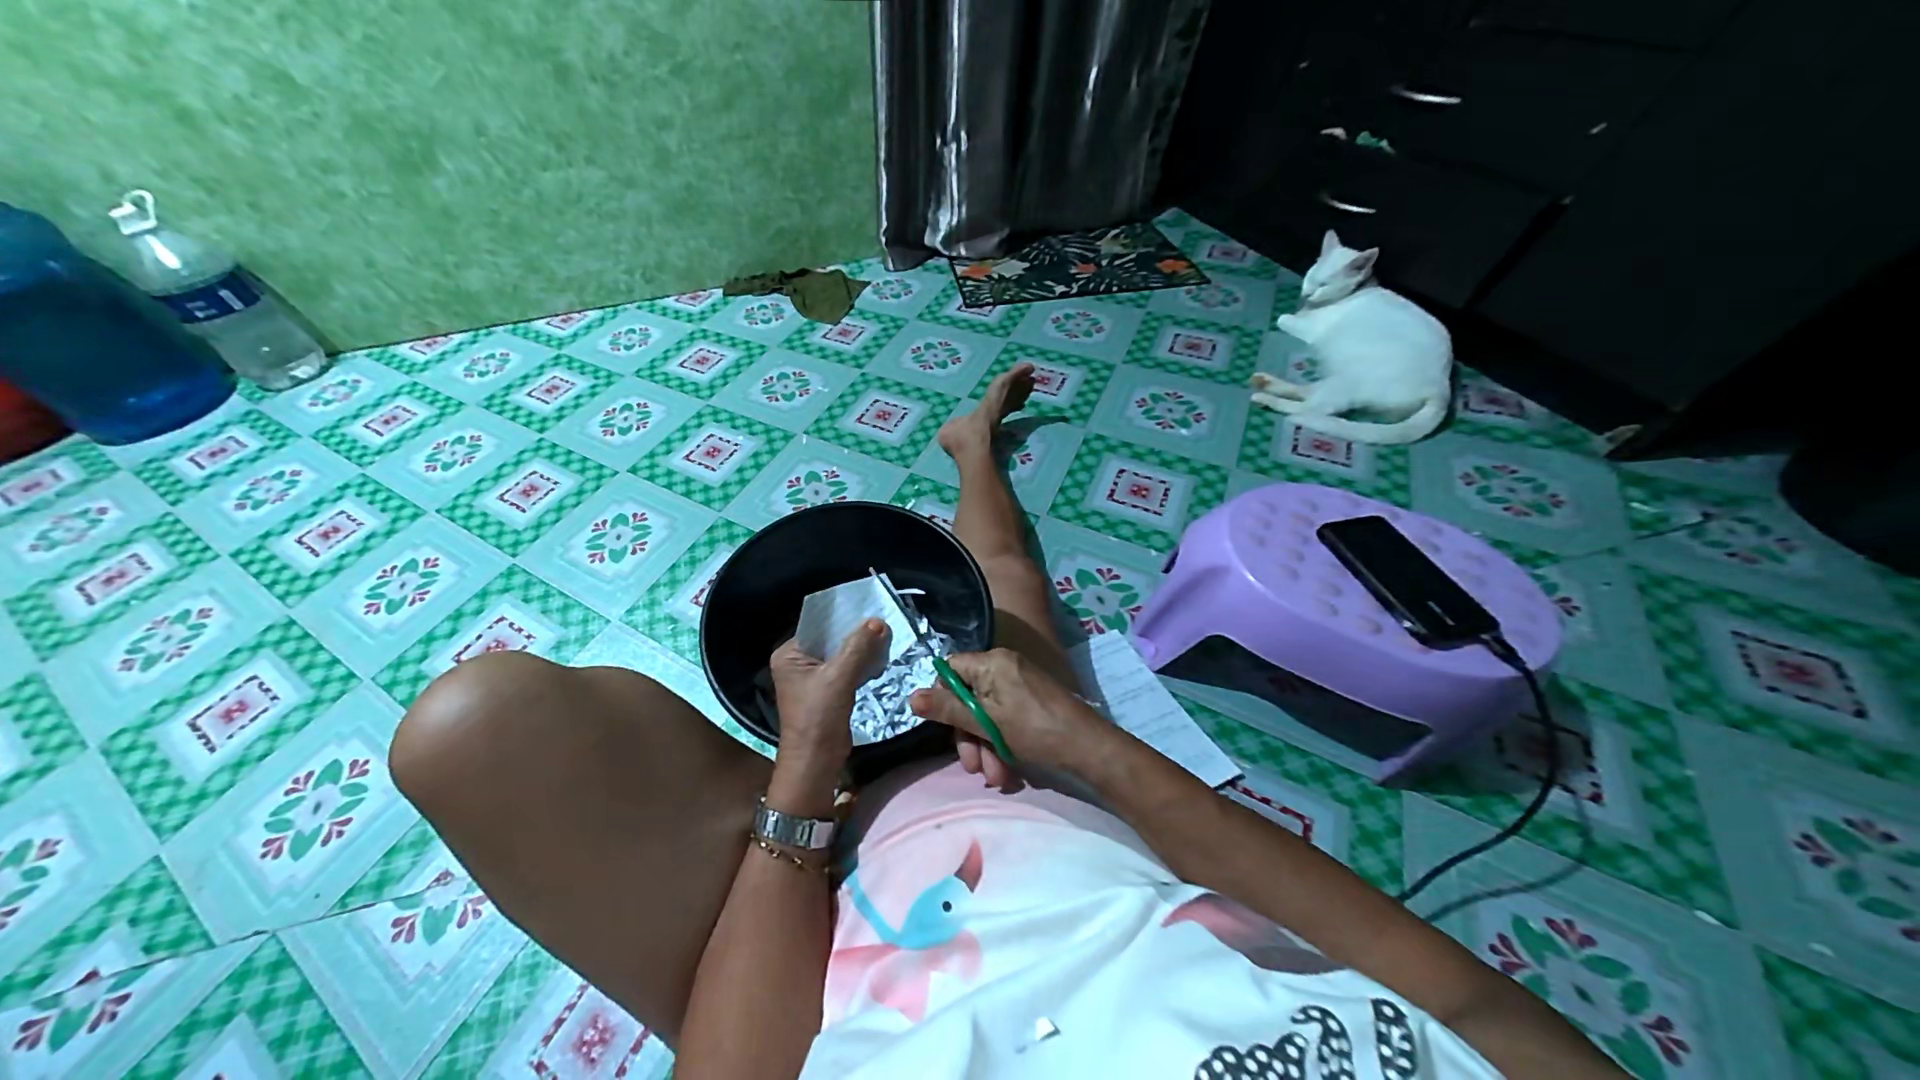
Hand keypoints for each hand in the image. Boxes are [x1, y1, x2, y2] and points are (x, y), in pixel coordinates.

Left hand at [768, 620, 889, 791]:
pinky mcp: (827, 690)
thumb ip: (857, 648)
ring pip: (841, 653)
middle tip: (884, 623)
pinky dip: (861, 664)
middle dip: (856, 633)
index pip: (818, 625)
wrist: (816, 761)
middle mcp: (797, 662)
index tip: (870, 608)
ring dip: (861, 649)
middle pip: (831, 638)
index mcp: (789, 654)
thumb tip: (878, 621)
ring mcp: (812, 677)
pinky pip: (847, 668)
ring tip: (885, 639)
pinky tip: (879, 659)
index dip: (843, 617)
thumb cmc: (818, 717)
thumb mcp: (838, 678)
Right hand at [909, 648, 1109, 788]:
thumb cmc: (1035, 729)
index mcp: (992, 662)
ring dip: (985, 748)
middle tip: (974, 768)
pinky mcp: (1031, 703)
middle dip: (969, 737)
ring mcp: (1019, 685)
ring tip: (996, 778)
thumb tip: (911, 698)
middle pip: (968, 698)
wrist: (1088, 747)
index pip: (950, 669)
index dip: (942, 697)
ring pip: (986, 715)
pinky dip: (1002, 744)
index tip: (944, 726)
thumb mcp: (987, 722)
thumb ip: (948, 710)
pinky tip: (1007, 771)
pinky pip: (1005, 720)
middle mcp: (1004, 667)